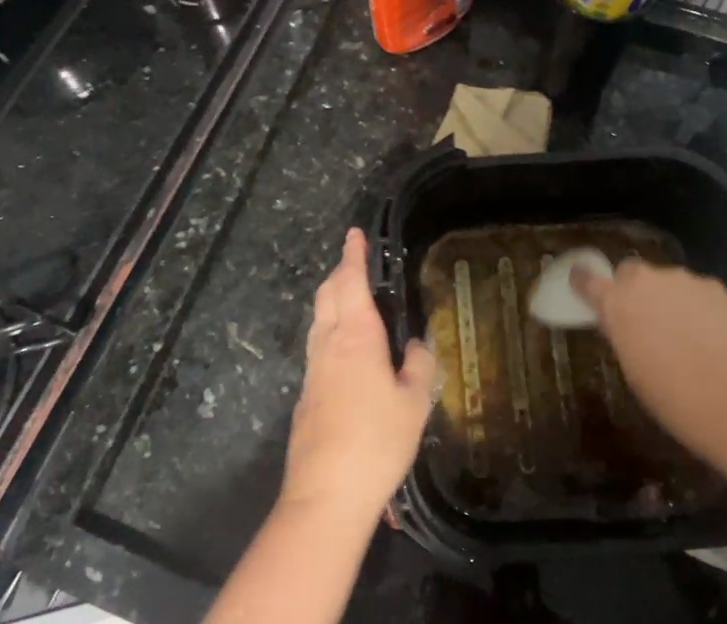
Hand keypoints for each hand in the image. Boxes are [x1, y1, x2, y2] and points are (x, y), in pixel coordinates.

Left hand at [281, 228, 437, 522]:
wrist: (326, 493)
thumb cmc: (377, 441)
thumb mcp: (414, 403)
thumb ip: (420, 367)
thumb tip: (418, 347)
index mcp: (355, 337)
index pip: (351, 282)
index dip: (353, 255)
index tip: (355, 234)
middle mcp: (328, 344)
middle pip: (327, 295)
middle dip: (340, 273)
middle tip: (357, 264)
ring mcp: (313, 370)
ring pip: (318, 320)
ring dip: (332, 301)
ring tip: (352, 299)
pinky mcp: (307, 395)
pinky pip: (318, 347)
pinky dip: (330, 331)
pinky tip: (346, 350)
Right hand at [572, 257, 726, 465]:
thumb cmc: (674, 400)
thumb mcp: (633, 371)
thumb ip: (623, 336)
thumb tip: (623, 324)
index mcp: (617, 304)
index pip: (588, 280)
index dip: (583, 281)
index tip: (580, 282)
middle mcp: (648, 282)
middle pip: (630, 272)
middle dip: (631, 289)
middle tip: (640, 319)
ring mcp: (685, 281)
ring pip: (666, 282)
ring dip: (666, 298)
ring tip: (681, 333)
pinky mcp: (717, 288)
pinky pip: (695, 291)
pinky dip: (695, 305)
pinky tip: (708, 334)